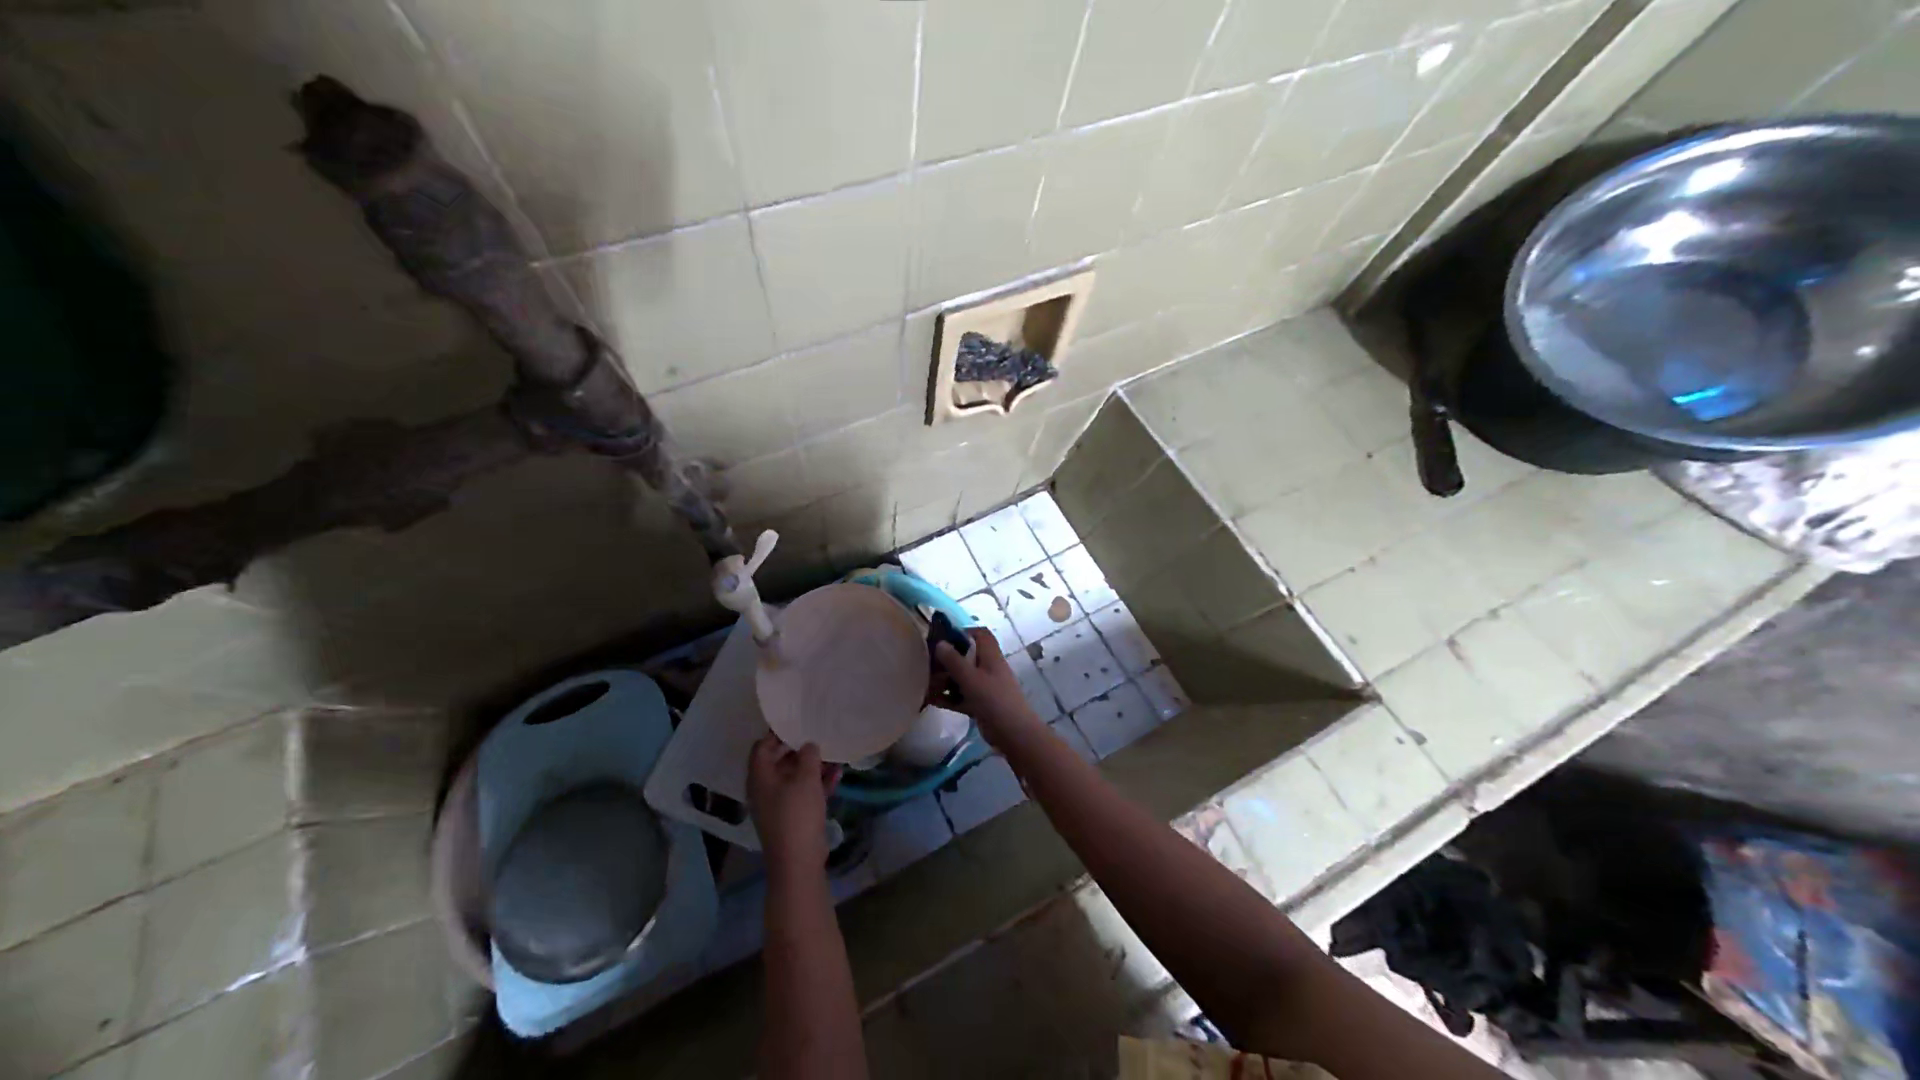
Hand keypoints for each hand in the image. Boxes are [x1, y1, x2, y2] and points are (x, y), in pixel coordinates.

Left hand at [747, 734, 840, 868]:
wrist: (798, 861)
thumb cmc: (797, 814)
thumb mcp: (805, 779)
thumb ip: (808, 756)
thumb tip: (808, 744)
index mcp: (760, 777)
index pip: (762, 747)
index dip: (778, 734)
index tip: (797, 722)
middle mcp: (765, 788)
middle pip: (779, 761)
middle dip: (799, 749)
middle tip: (818, 734)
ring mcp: (778, 804)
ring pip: (794, 777)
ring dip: (812, 766)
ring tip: (833, 753)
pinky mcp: (792, 816)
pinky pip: (804, 793)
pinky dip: (817, 783)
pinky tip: (838, 774)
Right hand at [933, 628, 1045, 748]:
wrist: (1012, 733)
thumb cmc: (993, 699)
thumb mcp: (971, 678)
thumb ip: (954, 660)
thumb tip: (940, 643)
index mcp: (990, 656)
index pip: (980, 635)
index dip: (963, 632)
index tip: (943, 638)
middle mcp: (988, 668)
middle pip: (967, 656)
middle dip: (947, 659)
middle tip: (928, 663)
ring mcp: (985, 687)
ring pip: (962, 677)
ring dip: (945, 679)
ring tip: (925, 682)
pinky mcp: (980, 704)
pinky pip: (961, 696)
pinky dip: (948, 697)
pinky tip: (930, 700)